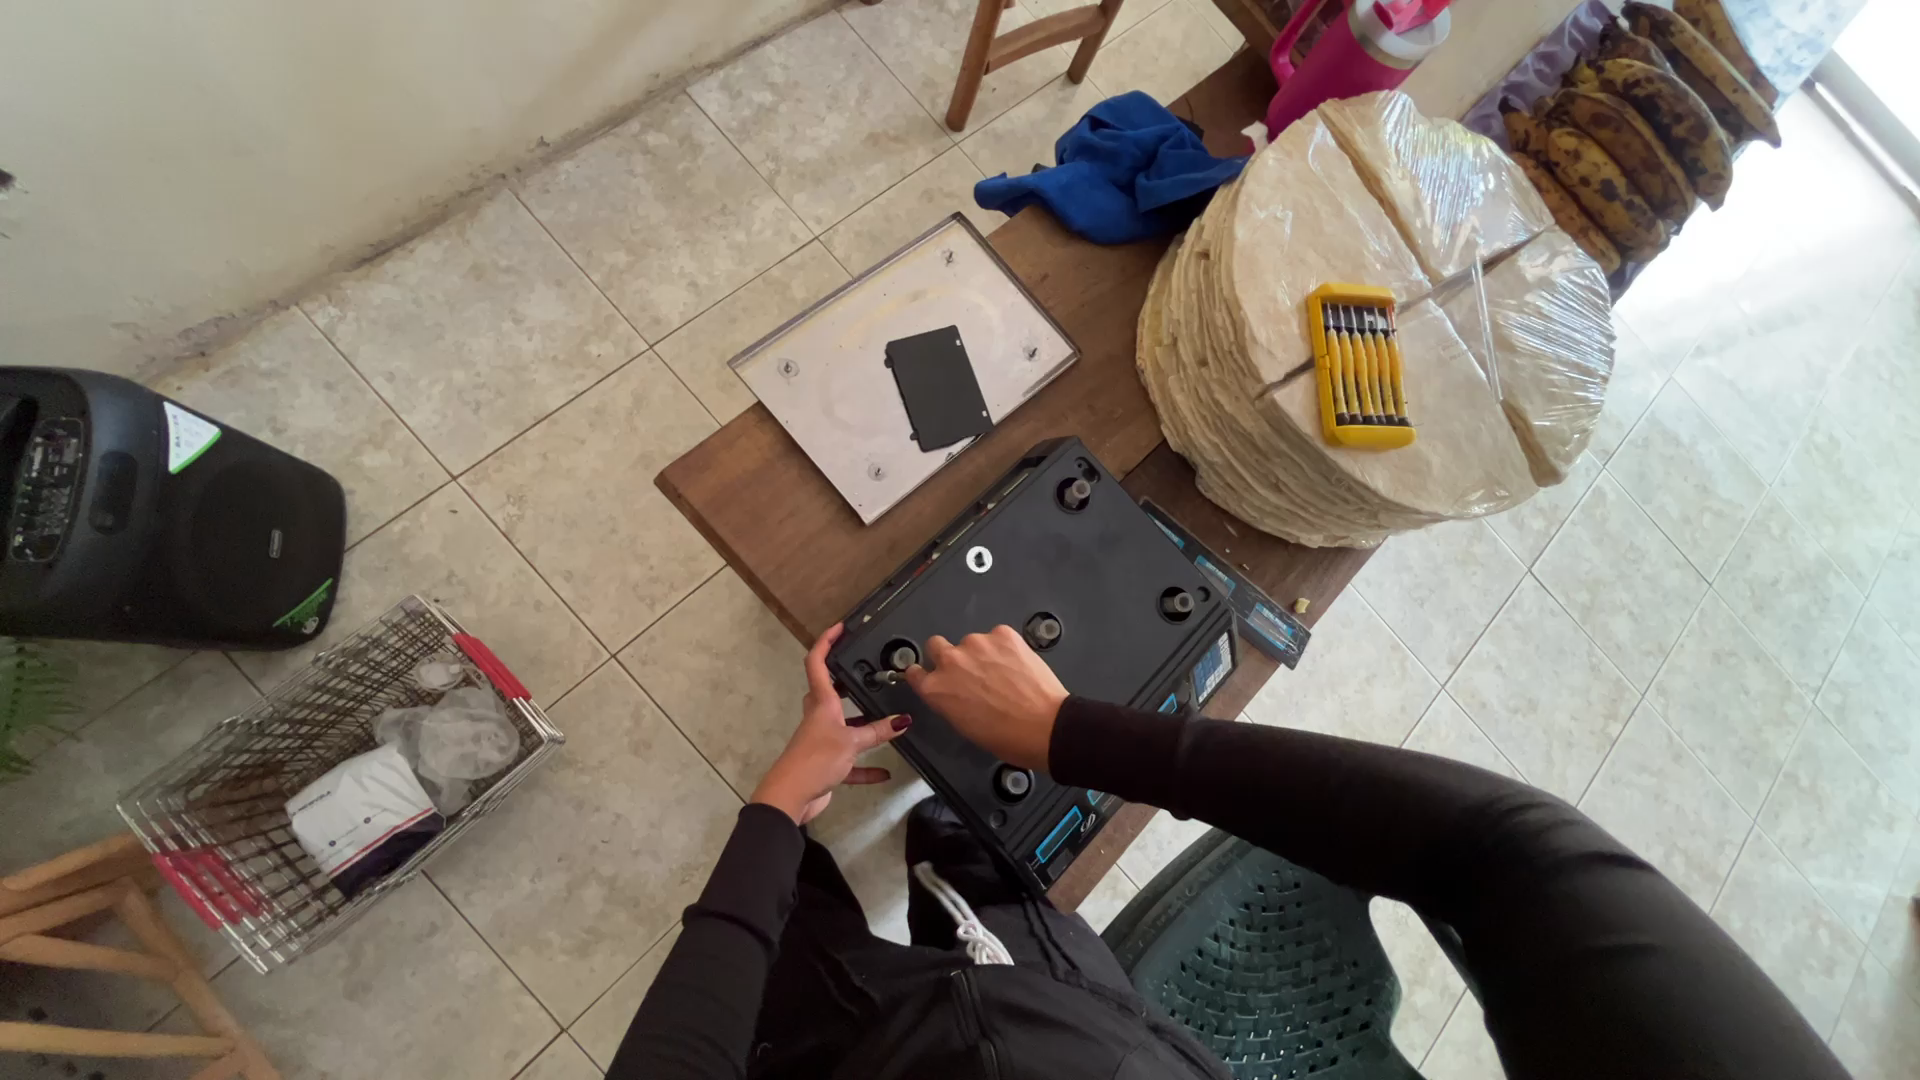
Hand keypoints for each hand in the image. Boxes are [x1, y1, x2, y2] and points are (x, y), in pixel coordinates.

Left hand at [751, 623, 911, 825]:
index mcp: (821, 703)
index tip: (840, 628)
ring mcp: (822, 741)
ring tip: (886, 720)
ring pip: (844, 726)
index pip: (817, 663)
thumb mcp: (851, 742)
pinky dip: (866, 767)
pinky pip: (850, 762)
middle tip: (867, 672)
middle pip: (830, 692)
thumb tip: (903, 721)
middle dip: (846, 681)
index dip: (826, 642)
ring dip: (862, 725)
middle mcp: (819, 717)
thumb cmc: (816, 759)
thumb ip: (877, 731)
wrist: (790, 798)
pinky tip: (884, 772)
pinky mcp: (826, 765)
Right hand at [905, 625, 1066, 770]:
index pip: (914, 671)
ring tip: (1002, 673)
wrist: (1044, 726)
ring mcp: (977, 643)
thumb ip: (949, 700)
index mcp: (935, 688)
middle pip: (936, 644)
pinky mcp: (1002, 634)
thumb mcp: (964, 725)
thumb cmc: (1006, 736)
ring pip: (971, 641)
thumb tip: (954, 691)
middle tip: (968, 671)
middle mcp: (950, 661)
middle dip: (947, 655)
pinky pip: (997, 636)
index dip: (924, 673)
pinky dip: (1004, 647)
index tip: (931, 675)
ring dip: (981, 653)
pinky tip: (1016, 665)